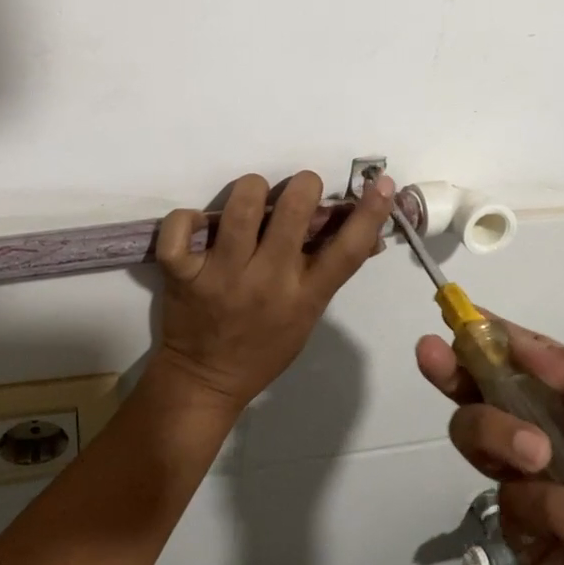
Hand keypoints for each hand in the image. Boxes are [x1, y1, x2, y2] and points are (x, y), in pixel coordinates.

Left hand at [151, 170, 393, 411]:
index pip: (347, 250)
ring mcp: (222, 276)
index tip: (382, 184)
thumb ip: (328, 271)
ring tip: (251, 201)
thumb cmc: (264, 347)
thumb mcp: (307, 314)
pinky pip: (181, 226)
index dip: (369, 213)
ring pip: (241, 206)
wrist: (205, 380)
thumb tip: (367, 232)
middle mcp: (267, 282)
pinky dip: (187, 218)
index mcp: (304, 296)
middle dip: (302, 186)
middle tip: (298, 191)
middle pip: (293, 212)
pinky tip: (199, 226)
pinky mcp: (182, 273)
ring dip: (252, 190)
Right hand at [416, 321, 563, 564]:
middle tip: (438, 359)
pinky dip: (556, 510)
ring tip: (543, 455)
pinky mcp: (526, 539)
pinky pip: (514, 509)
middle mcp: (542, 435)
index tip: (452, 314)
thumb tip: (522, 346)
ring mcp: (530, 487)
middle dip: (453, 373)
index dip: (482, 336)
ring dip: (504, 437)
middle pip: (477, 396)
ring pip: (479, 442)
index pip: (517, 358)